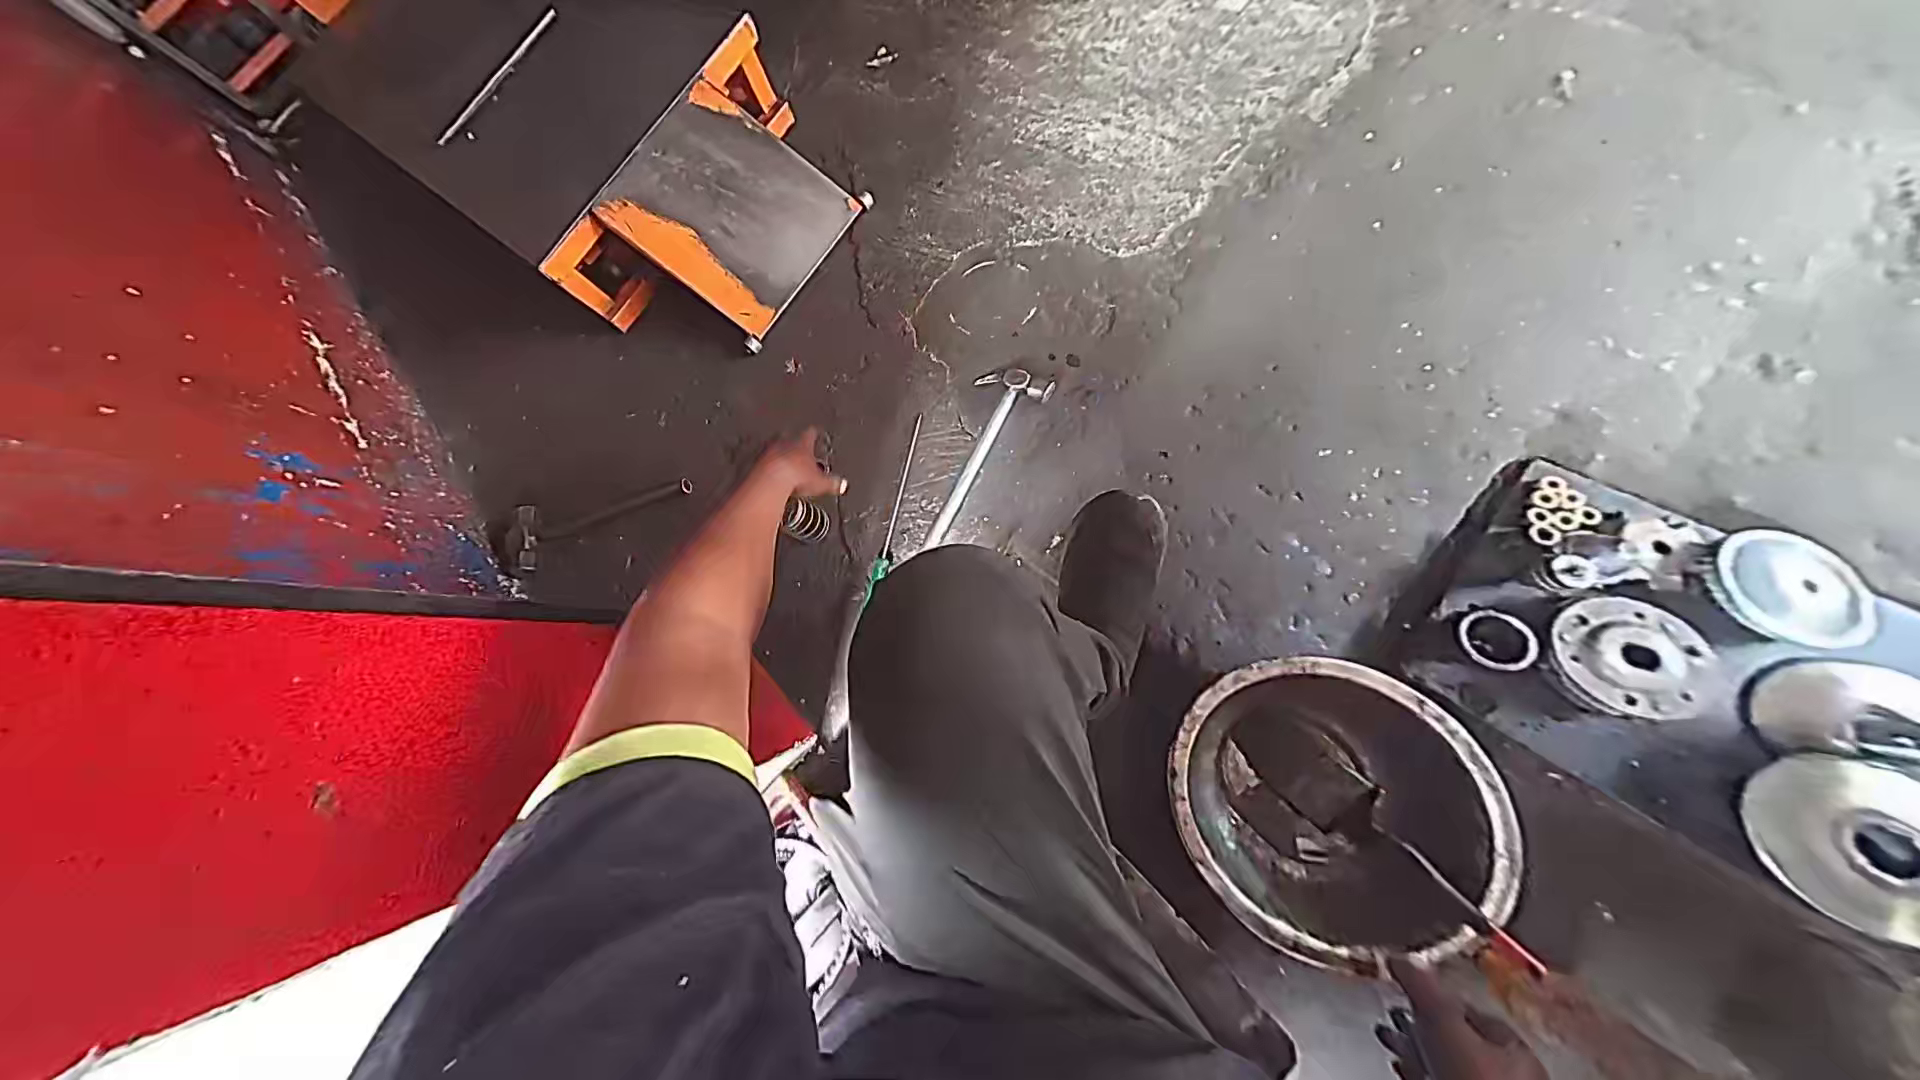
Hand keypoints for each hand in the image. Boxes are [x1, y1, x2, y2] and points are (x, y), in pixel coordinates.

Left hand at [756, 428, 845, 497]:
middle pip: (790, 439)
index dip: (812, 434)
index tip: (814, 433)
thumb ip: (832, 483)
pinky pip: (763, 462)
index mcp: (802, 443)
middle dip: (793, 445)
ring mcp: (768, 450)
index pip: (810, 433)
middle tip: (797, 452)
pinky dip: (767, 467)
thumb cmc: (796, 475)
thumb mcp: (820, 482)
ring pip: (775, 449)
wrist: (770, 480)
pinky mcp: (755, 461)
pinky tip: (770, 475)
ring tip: (783, 465)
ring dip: (779, 455)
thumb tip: (841, 485)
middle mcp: (785, 442)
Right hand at [1377, 958, 1547, 1079]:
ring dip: (1414, 1049)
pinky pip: (1437, 1079)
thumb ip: (1421, 986)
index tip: (1402, 990)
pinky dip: (1418, 1072)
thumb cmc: (1471, 1078)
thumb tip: (1398, 956)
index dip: (1432, 995)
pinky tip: (1402, 1068)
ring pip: (1445, 1063)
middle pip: (1455, 1037)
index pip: (1466, 1008)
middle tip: (1392, 1015)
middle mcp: (1510, 1073)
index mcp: (1515, 1048)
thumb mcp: (1442, 1022)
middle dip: (1419, 1024)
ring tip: (1388, 1040)